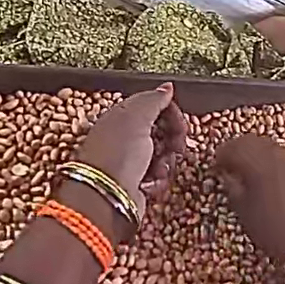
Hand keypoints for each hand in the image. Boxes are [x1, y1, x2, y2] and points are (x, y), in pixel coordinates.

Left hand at [71, 84, 187, 225]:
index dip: (171, 114)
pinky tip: (150, 183)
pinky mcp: (137, 183)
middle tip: (176, 147)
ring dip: (167, 162)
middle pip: (164, 131)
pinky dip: (159, 180)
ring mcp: (132, 161)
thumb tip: (167, 87)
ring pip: (165, 155)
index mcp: (122, 117)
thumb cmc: (117, 153)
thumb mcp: (137, 117)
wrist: (104, 197)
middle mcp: (126, 138)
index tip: (180, 123)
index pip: (155, 107)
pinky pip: (160, 177)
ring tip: (157, 169)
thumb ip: (154, 99)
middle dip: (174, 139)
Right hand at [213, 134, 284, 262]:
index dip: (221, 155)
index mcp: (257, 161)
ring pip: (267, 145)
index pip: (233, 147)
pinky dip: (267, 159)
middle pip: (251, 141)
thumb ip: (232, 187)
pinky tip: (263, 174)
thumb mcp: (243, 210)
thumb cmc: (271, 227)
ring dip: (253, 152)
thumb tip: (226, 174)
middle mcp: (275, 154)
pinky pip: (279, 155)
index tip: (215, 165)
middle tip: (227, 164)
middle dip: (237, 149)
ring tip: (244, 169)